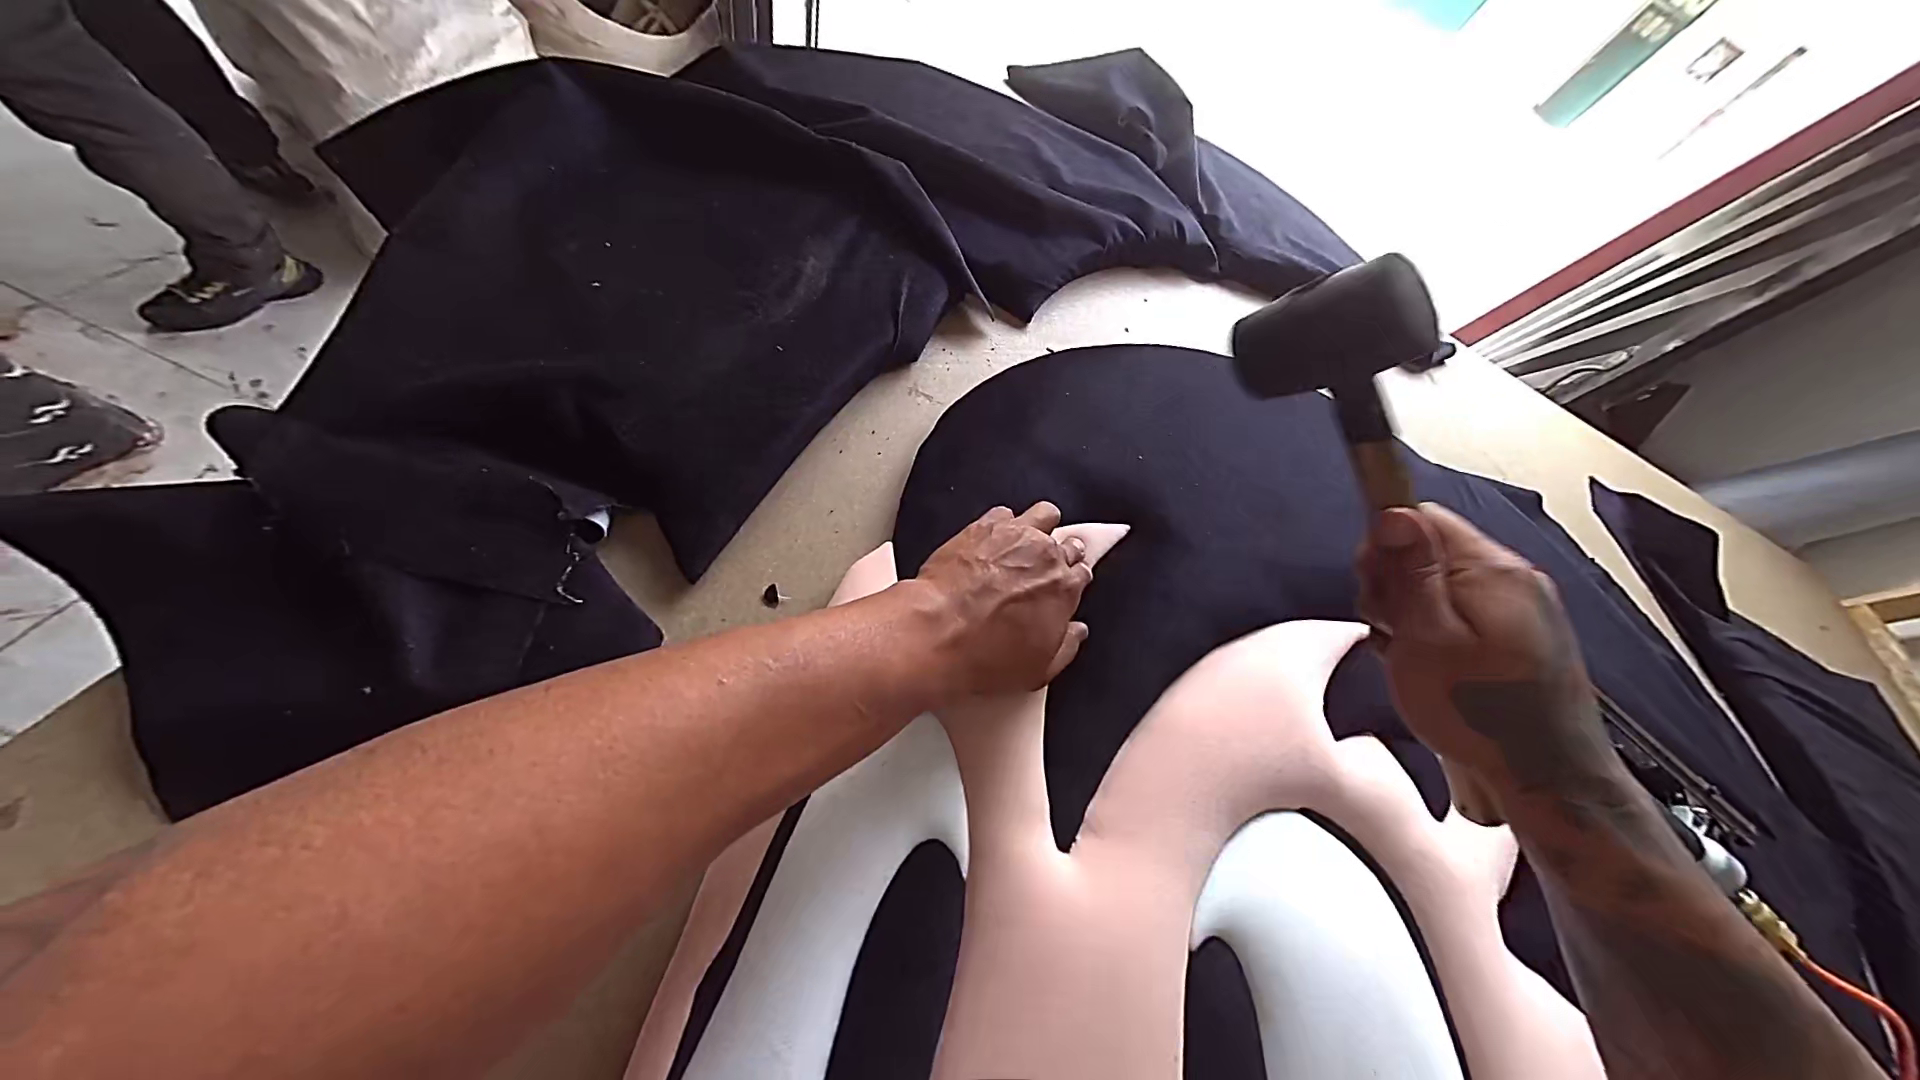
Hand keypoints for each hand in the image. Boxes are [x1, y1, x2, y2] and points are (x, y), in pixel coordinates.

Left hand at [911, 501, 1092, 699]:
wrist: (938, 633)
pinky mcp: (983, 526)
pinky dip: (1002, 523)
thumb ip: (1066, 646)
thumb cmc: (985, 654)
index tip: (1060, 586)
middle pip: (1068, 543)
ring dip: (1040, 525)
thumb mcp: (1039, 669)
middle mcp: (1046, 556)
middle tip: (1042, 568)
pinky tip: (991, 538)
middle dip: (1059, 554)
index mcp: (1065, 589)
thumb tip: (1075, 633)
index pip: (1082, 573)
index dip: (1071, 579)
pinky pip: (1003, 512)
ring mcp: (1016, 536)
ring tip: (1026, 541)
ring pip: (1044, 514)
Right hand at [1356, 503, 1620, 819]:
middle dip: (1391, 583)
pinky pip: (1451, 609)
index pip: (1423, 517)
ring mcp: (1515, 606)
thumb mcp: (1428, 637)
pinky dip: (1427, 629)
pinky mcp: (1513, 631)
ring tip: (1408, 651)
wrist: (1542, 777)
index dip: (1384, 546)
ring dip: (1405, 610)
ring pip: (1432, 581)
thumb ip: (1411, 572)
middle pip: (1425, 549)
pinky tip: (1425, 660)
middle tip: (1391, 627)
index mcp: (1493, 571)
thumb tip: (1393, 513)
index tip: (1374, 585)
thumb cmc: (1479, 712)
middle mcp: (1511, 579)